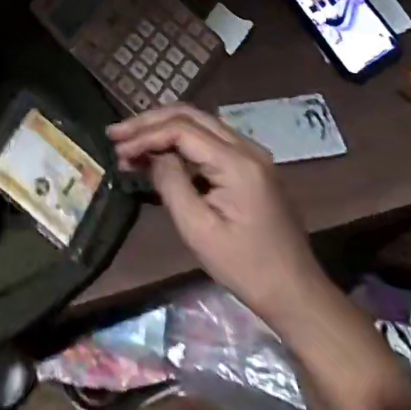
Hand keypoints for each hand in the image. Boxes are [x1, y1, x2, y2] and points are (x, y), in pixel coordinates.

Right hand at [107, 106, 323, 318]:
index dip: (145, 136)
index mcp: (237, 163)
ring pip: (199, 124)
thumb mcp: (198, 229)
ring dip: (162, 129)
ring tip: (129, 142)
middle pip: (189, 116)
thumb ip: (171, 183)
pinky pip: (209, 141)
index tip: (117, 150)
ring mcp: (252, 156)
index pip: (181, 130)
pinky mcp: (250, 168)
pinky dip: (179, 142)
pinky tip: (158, 155)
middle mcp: (247, 148)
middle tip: (115, 134)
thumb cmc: (245, 266)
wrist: (295, 293)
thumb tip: (152, 156)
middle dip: (148, 122)